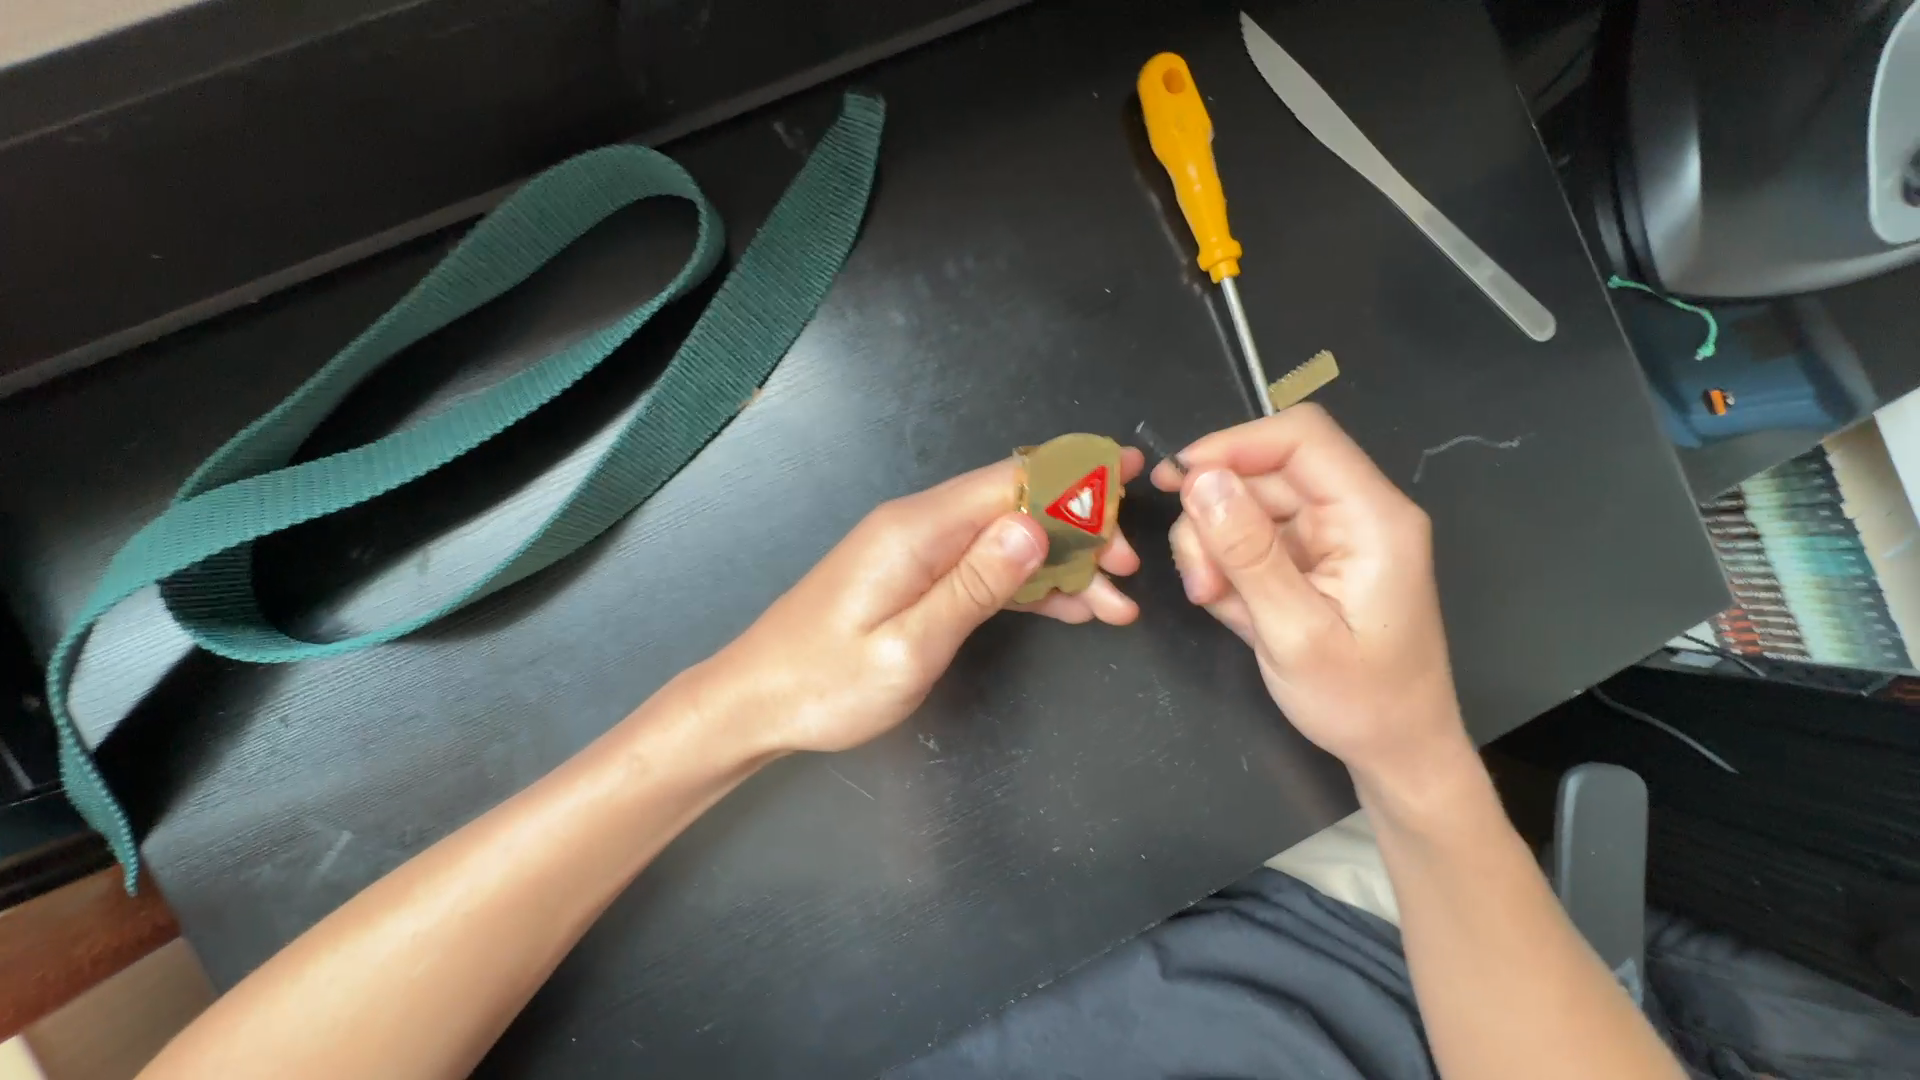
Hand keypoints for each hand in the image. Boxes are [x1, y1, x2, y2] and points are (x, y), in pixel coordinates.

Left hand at [705, 450, 1143, 753]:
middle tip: (1129, 573)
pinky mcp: (915, 576)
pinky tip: (1069, 609)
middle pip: (1017, 505)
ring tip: (1114, 604)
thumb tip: (1036, 526)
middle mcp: (921, 526)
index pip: (1013, 480)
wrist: (755, 701)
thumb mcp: (908, 647)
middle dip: (1081, 530)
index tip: (1135, 476)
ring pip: (1007, 539)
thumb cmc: (826, 685)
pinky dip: (1029, 584)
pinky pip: (984, 567)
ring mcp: (917, 551)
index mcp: (919, 530)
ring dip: (1063, 565)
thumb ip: (973, 587)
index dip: (1079, 475)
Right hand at [1151, 406, 1467, 788]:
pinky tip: (1229, 606)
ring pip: (1248, 504)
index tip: (1179, 481)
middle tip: (1197, 580)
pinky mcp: (1309, 559)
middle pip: (1264, 473)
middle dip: (1215, 517)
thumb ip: (1248, 552)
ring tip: (1210, 598)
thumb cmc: (1359, 701)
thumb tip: (1202, 480)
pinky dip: (1226, 566)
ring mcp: (1330, 536)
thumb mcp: (1294, 632)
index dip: (1234, 445)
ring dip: (1214, 546)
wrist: (1396, 750)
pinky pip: (1251, 537)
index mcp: (1372, 518)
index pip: (1302, 438)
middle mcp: (1353, 514)